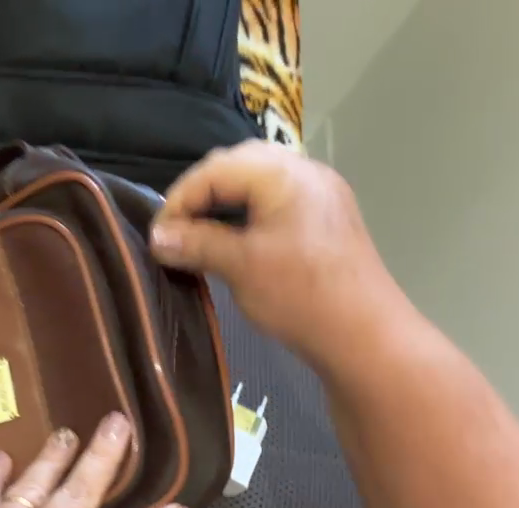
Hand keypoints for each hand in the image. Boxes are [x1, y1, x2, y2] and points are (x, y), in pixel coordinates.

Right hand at [149, 140, 414, 369]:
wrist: (361, 331)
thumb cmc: (299, 295)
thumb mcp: (240, 266)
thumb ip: (196, 244)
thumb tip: (157, 237)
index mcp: (285, 175)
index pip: (216, 169)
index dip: (179, 199)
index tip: (157, 238)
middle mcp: (305, 172)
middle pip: (237, 164)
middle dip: (199, 194)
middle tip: (174, 232)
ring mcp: (318, 193)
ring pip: (256, 181)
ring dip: (220, 202)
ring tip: (195, 236)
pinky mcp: (321, 217)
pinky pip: (273, 199)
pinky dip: (243, 212)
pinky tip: (229, 240)